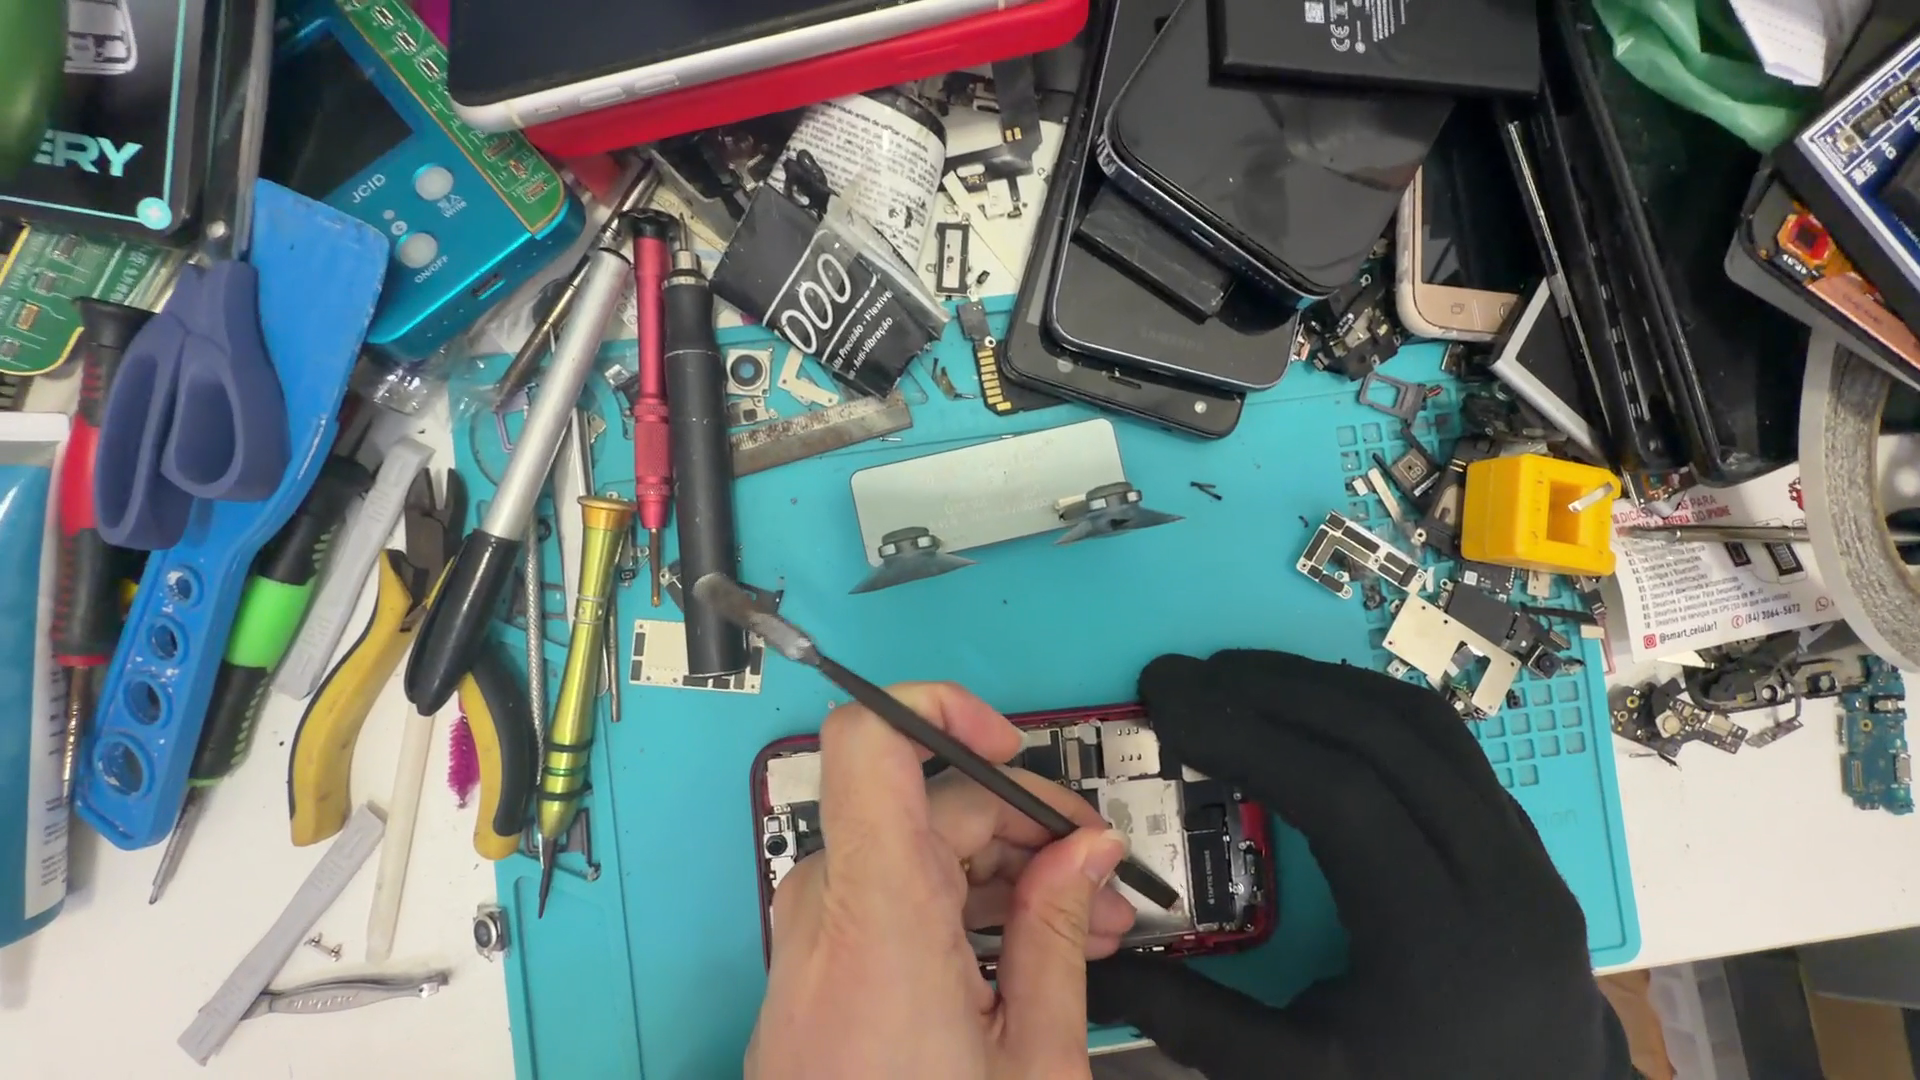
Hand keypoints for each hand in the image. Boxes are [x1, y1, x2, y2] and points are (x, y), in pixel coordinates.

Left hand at [747, 682, 1137, 1079]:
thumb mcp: (1031, 1061)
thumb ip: (1058, 931)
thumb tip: (1087, 850)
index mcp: (876, 914)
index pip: (869, 740)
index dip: (937, 707)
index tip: (1008, 742)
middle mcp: (829, 907)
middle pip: (926, 802)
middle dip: (1020, 819)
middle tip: (1096, 866)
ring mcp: (816, 935)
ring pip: (918, 848)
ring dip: (1001, 866)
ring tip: (1082, 917)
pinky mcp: (820, 962)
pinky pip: (894, 894)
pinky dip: (958, 899)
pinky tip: (1025, 940)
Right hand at [1089, 651, 1631, 1079]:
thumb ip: (1191, 1018)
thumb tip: (1093, 960)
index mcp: (1441, 939)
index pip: (1340, 795)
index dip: (1246, 737)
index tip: (1169, 706)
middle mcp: (1498, 875)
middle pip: (1380, 737)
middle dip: (1268, 689)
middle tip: (1183, 676)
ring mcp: (1521, 846)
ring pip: (1417, 720)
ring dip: (1315, 682)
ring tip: (1233, 674)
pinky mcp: (1518, 833)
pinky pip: (1440, 739)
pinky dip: (1360, 702)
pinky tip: (1305, 704)